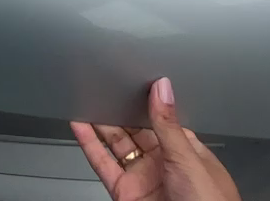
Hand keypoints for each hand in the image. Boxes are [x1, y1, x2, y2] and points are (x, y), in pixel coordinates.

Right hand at [71, 78, 242, 200]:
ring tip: (85, 98)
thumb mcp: (189, 162)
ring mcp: (142, 179)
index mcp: (187, 155)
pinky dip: (88, 144)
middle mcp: (163, 166)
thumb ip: (169, 125)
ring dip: (99, 122)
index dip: (144, 101)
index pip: (160, 120)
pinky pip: (103, 163)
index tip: (128, 79)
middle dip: (117, 108)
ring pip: (116, 143)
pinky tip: (79, 125)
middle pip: (133, 128)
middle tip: (100, 84)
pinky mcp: (124, 192)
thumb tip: (162, 88)